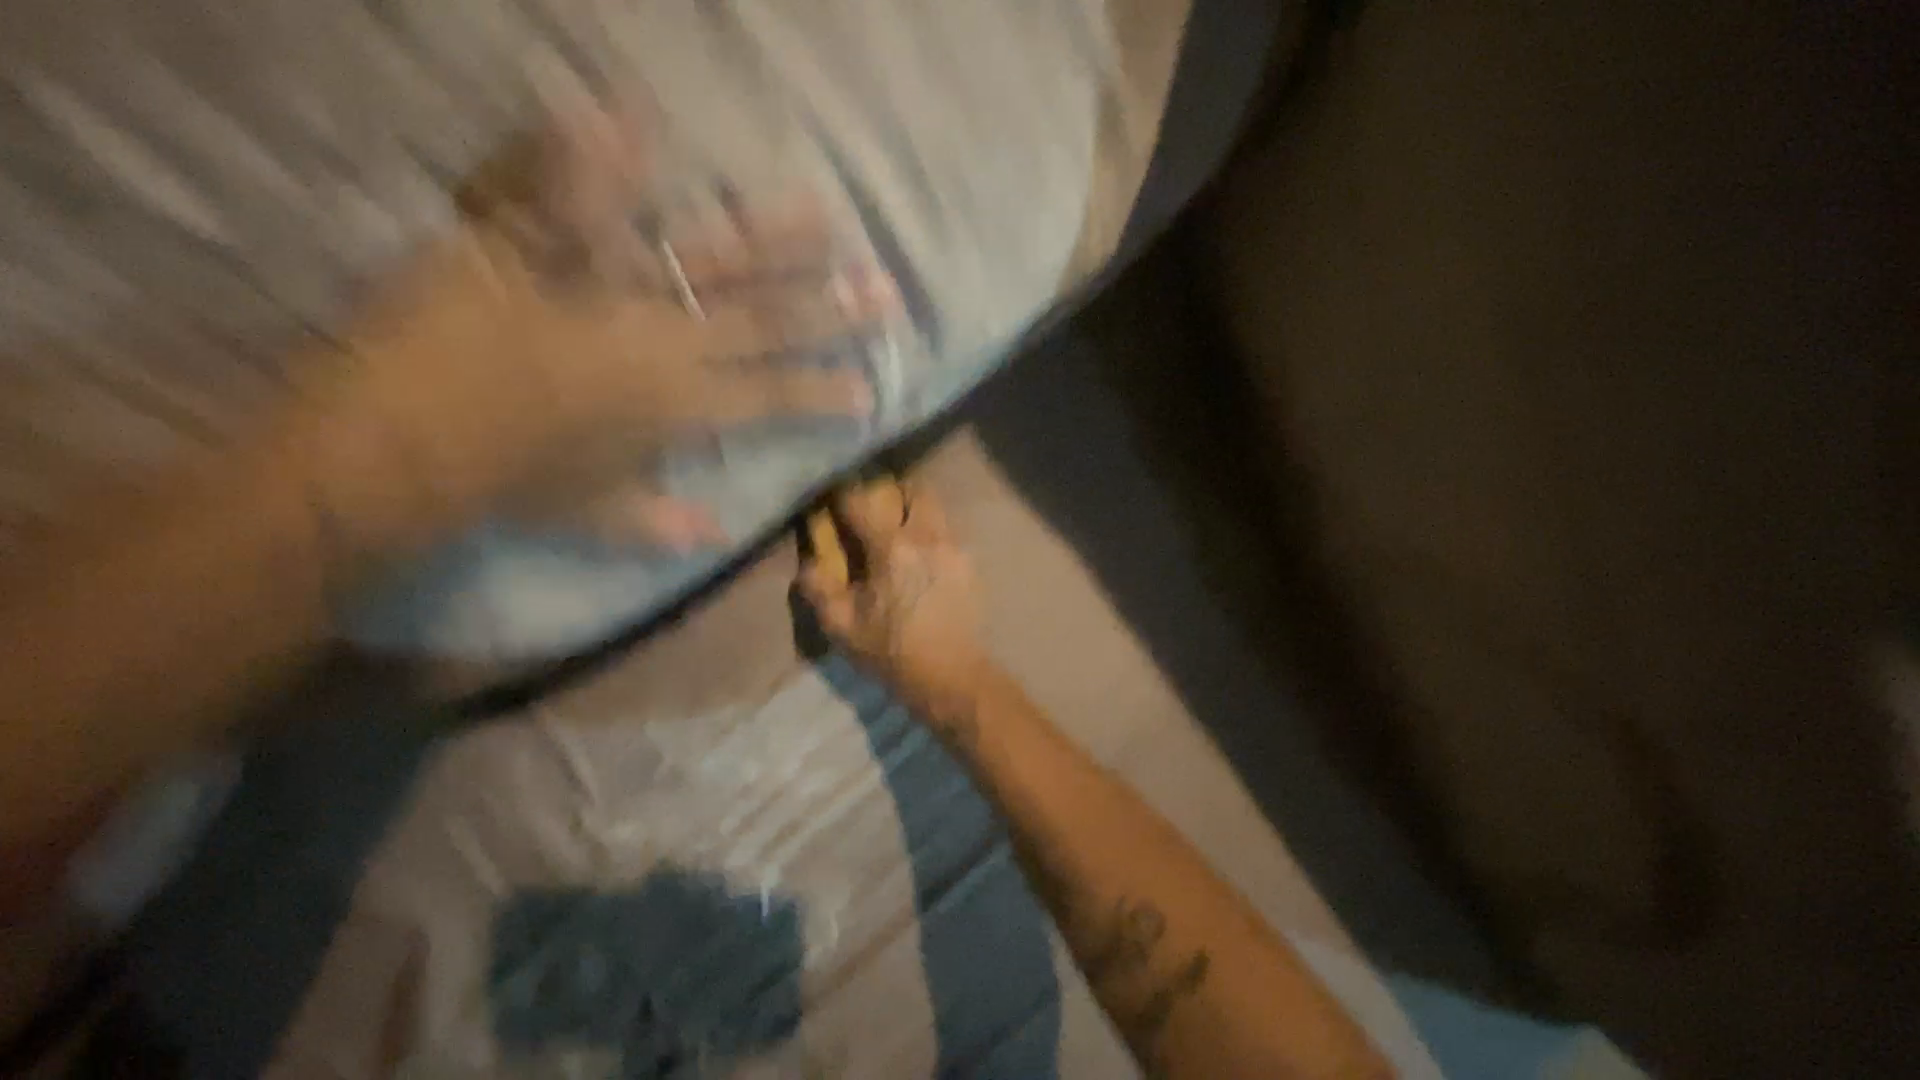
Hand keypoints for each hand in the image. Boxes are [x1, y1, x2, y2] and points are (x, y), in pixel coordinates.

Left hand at [308, 101, 898, 552]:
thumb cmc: (502, 486)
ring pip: (704, 258)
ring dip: (769, 239)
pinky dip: (599, 159)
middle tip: (882, 290)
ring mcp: (606, 289)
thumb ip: (659, 520)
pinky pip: (573, 199)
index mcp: (677, 406)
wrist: (397, 447)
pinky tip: (634, 117)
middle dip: (829, 309)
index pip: (772, 396)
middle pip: (763, 320)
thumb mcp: (590, 515)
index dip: (824, 391)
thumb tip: (719, 535)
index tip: (870, 387)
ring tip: (821, 217)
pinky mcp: (541, 250)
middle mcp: (662, 342)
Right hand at [798, 479, 987, 699]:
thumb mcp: (842, 627)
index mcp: (892, 547)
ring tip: (899, 533)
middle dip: (892, 490)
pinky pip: (949, 533)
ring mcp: (955, 548)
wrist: (952, 676)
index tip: (833, 499)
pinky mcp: (971, 564)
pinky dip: (932, 534)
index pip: (862, 500)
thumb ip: (819, 589)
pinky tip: (922, 560)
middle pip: (914, 489)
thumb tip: (808, 564)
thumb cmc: (893, 652)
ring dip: (915, 510)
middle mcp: (928, 536)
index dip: (843, 494)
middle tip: (876, 506)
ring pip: (936, 508)